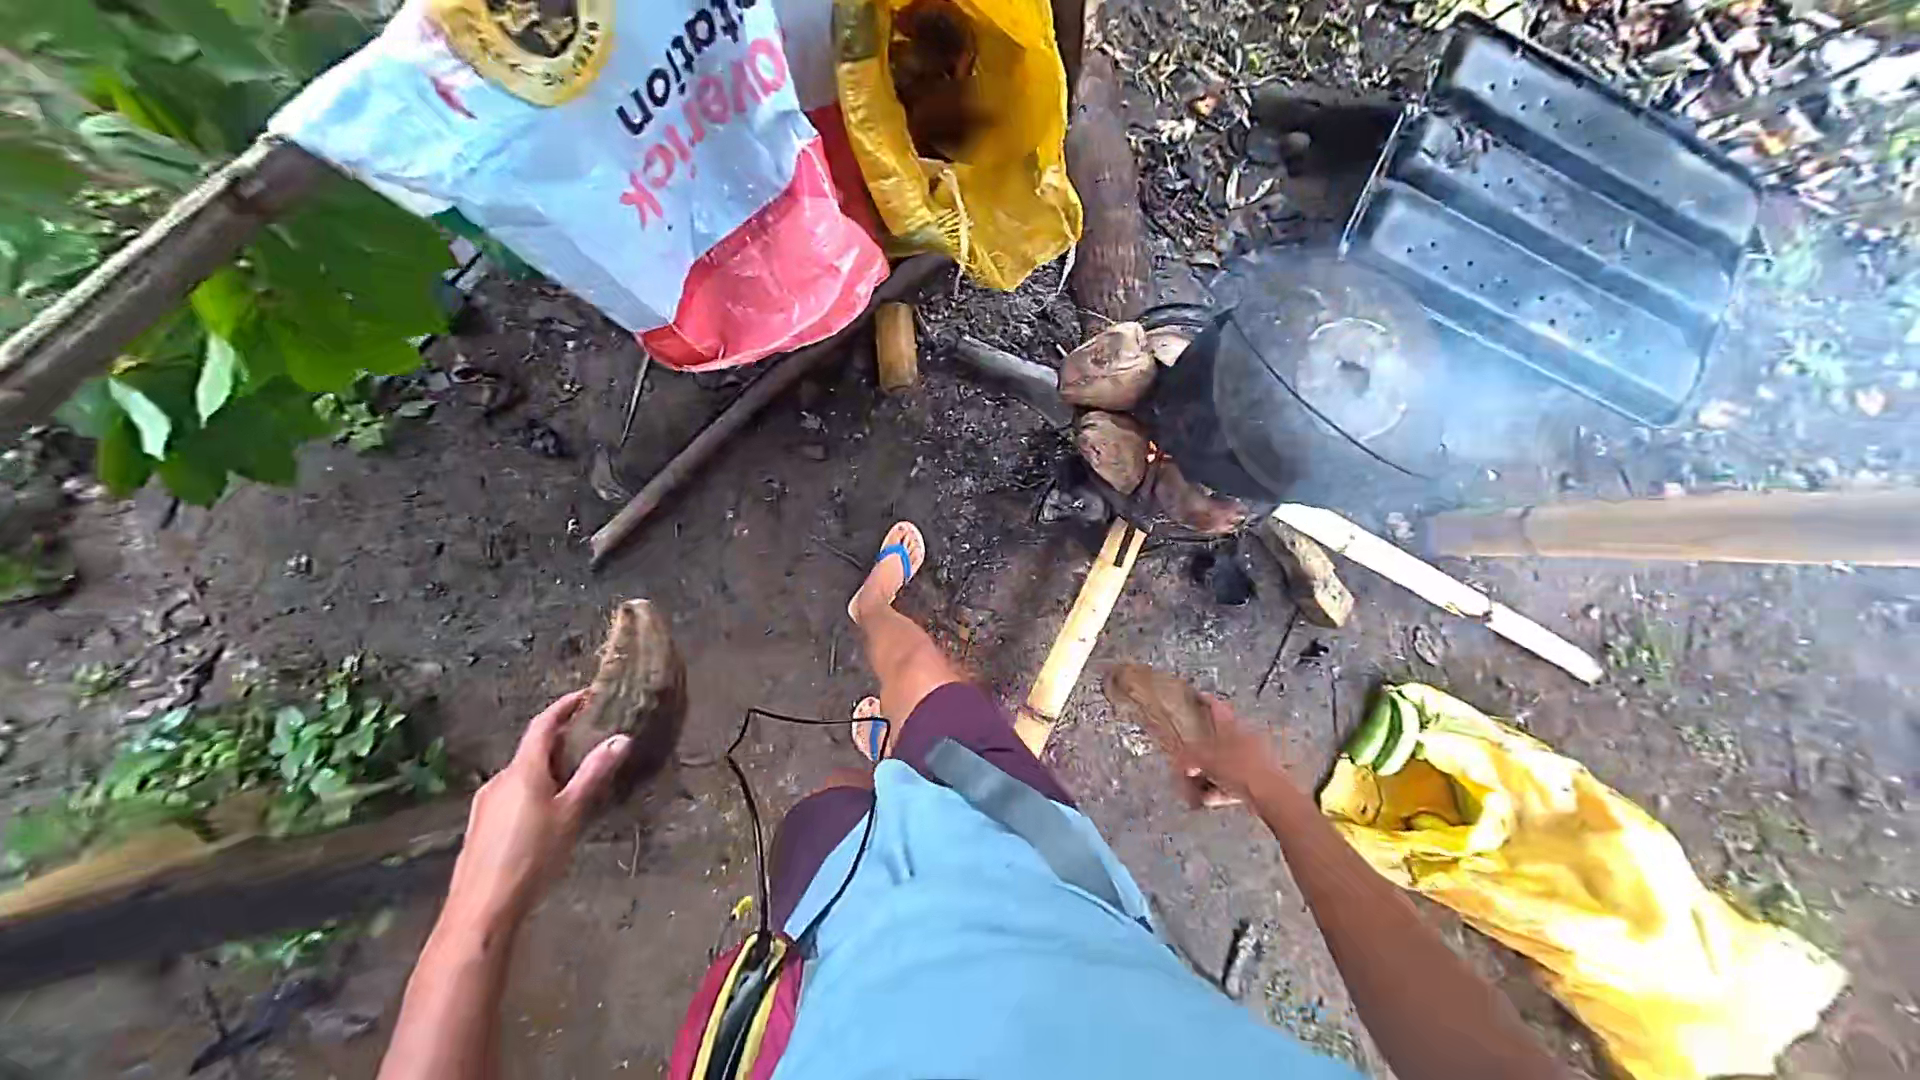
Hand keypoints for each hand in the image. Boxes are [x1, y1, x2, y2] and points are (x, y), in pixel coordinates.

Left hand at [441, 690, 629, 932]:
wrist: (481, 910)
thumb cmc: (533, 855)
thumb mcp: (572, 812)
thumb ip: (595, 773)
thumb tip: (620, 738)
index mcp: (522, 770)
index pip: (543, 725)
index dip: (564, 706)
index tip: (586, 695)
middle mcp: (500, 780)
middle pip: (533, 749)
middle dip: (562, 740)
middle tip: (593, 739)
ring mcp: (486, 804)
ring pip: (524, 773)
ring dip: (550, 766)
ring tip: (579, 775)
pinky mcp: (482, 826)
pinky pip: (514, 792)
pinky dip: (537, 787)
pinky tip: (552, 808)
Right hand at [1155, 694, 1290, 807]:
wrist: (1271, 795)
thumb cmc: (1238, 769)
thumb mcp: (1205, 759)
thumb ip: (1188, 757)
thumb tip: (1179, 761)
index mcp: (1231, 727)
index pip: (1216, 707)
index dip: (1205, 700)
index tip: (1197, 696)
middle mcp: (1243, 739)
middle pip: (1216, 741)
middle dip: (1199, 755)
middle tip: (1188, 765)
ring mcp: (1253, 758)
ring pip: (1223, 764)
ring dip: (1208, 776)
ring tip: (1196, 791)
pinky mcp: (1258, 778)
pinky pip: (1233, 780)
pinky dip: (1220, 789)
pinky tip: (1210, 799)